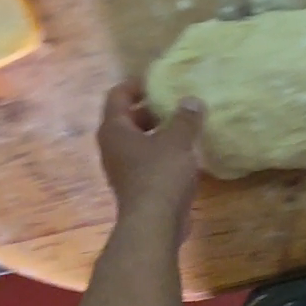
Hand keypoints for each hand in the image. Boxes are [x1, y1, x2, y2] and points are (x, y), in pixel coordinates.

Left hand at [97, 82, 206, 236]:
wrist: (154, 223)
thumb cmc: (160, 175)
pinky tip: (184, 157)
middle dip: (151, 111)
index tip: (157, 82)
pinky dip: (163, 155)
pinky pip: (148, 162)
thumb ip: (186, 118)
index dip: (136, 85)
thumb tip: (192, 100)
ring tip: (184, 130)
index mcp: (114, 129)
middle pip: (129, 119)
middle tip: (176, 105)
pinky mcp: (137, 188)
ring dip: (159, 135)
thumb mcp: (177, 141)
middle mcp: (112, 147)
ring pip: (139, 143)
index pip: (118, 95)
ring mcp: (123, 169)